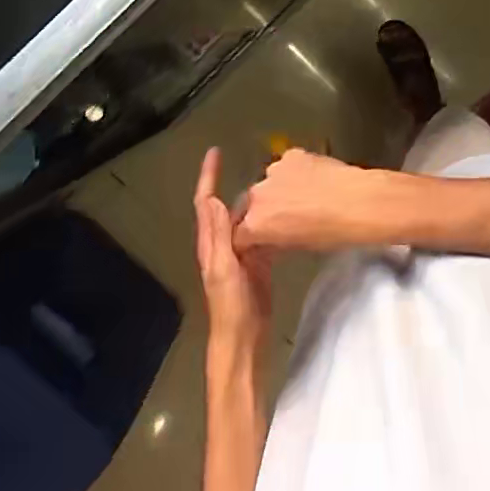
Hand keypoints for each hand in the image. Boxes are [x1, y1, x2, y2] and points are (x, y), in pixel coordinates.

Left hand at [195, 147, 271, 346]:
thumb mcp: (223, 268)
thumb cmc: (230, 304)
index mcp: (211, 243)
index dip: (208, 177)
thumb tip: (211, 199)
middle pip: (224, 207)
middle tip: (249, 161)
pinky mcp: (258, 262)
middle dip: (230, 183)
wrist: (243, 338)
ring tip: (271, 181)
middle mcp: (223, 244)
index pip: (205, 202)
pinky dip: (269, 219)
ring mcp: (241, 253)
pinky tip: (284, 214)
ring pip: (245, 219)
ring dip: (253, 199)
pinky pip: (261, 233)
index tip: (215, 152)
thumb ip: (218, 235)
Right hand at [233, 148, 402, 251]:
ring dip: (279, 188)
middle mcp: (257, 195)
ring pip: (268, 182)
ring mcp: (274, 171)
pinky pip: (286, 165)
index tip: (262, 239)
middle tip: (285, 216)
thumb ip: (274, 239)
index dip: (250, 238)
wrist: (358, 201)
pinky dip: (295, 171)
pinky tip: (314, 177)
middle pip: (250, 205)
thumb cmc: (331, 233)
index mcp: (255, 224)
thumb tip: (271, 236)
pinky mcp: (292, 154)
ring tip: (303, 194)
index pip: (239, 234)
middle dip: (262, 211)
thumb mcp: (296, 245)